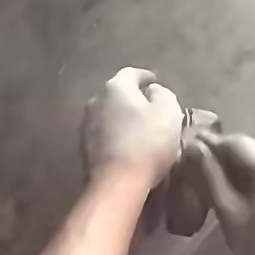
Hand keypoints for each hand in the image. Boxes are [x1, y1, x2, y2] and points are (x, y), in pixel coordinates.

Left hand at [83, 67, 183, 187]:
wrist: (118, 182)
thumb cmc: (148, 142)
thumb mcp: (169, 112)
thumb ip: (163, 95)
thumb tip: (153, 91)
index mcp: (116, 87)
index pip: (131, 73)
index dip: (145, 76)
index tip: (156, 82)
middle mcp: (96, 100)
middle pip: (117, 94)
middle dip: (133, 98)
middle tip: (150, 107)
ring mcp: (87, 125)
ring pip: (109, 114)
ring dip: (123, 118)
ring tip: (139, 128)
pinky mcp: (85, 148)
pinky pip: (104, 134)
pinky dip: (116, 135)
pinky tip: (127, 145)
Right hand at [188, 134, 254, 254]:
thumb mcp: (229, 212)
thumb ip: (210, 176)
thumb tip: (192, 146)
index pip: (238, 143)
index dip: (211, 144)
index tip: (188, 149)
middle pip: (251, 149)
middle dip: (224, 155)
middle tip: (197, 165)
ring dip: (239, 164)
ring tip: (215, 177)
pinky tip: (241, 187)